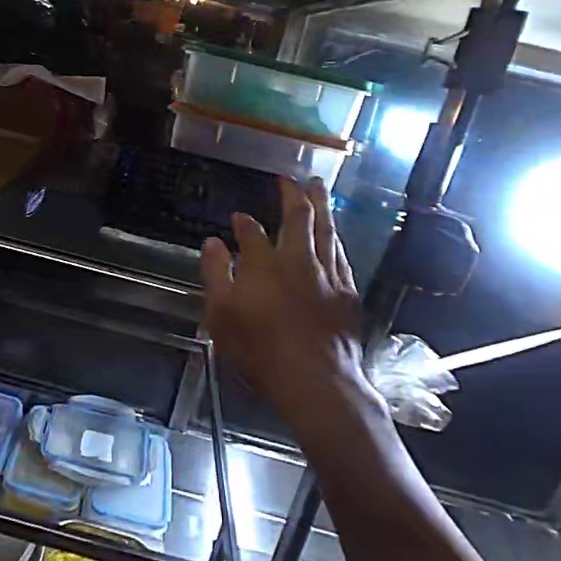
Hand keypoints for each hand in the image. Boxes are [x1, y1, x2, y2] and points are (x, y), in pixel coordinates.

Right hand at [201, 177, 381, 423]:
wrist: (316, 380)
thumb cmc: (260, 350)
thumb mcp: (221, 315)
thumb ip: (216, 274)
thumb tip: (213, 242)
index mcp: (263, 264)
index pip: (251, 232)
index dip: (244, 222)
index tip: (238, 216)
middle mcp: (297, 261)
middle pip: (299, 218)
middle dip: (293, 195)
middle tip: (291, 179)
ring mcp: (327, 275)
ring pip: (326, 230)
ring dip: (321, 206)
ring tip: (319, 188)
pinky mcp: (347, 292)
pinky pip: (341, 255)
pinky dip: (336, 239)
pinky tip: (335, 235)